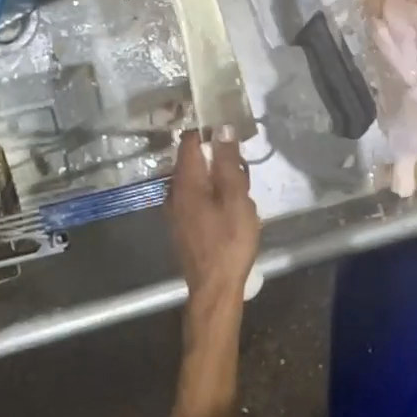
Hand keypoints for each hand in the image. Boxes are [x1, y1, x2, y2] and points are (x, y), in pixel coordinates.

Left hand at [167, 129, 260, 312]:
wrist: (214, 288)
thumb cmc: (229, 240)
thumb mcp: (236, 197)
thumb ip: (228, 161)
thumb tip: (222, 127)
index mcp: (185, 181)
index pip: (189, 141)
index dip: (209, 131)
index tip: (232, 133)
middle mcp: (173, 192)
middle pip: (193, 161)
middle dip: (217, 158)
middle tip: (242, 173)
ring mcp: (174, 211)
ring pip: (196, 181)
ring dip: (216, 179)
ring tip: (240, 195)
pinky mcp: (181, 226)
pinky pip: (195, 198)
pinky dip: (211, 195)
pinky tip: (228, 211)